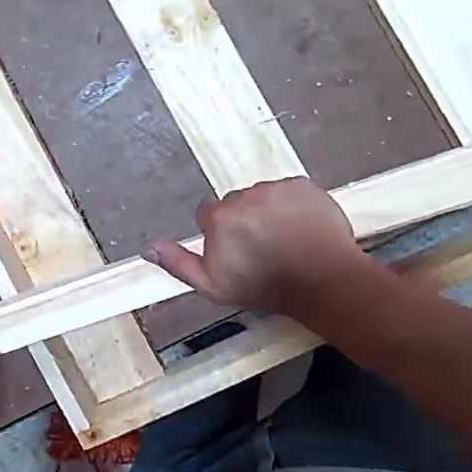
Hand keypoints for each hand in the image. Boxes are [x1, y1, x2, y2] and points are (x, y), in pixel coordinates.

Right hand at [144, 177, 375, 315]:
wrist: (321, 281)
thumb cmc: (267, 286)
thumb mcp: (213, 286)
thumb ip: (178, 264)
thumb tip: (150, 248)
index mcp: (219, 217)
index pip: (209, 214)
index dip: (222, 233)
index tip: (236, 249)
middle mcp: (245, 196)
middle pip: (236, 203)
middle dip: (245, 220)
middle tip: (262, 246)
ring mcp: (276, 188)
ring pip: (263, 196)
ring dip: (269, 211)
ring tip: (284, 239)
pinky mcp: (302, 185)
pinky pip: (290, 190)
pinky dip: (293, 205)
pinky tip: (300, 228)